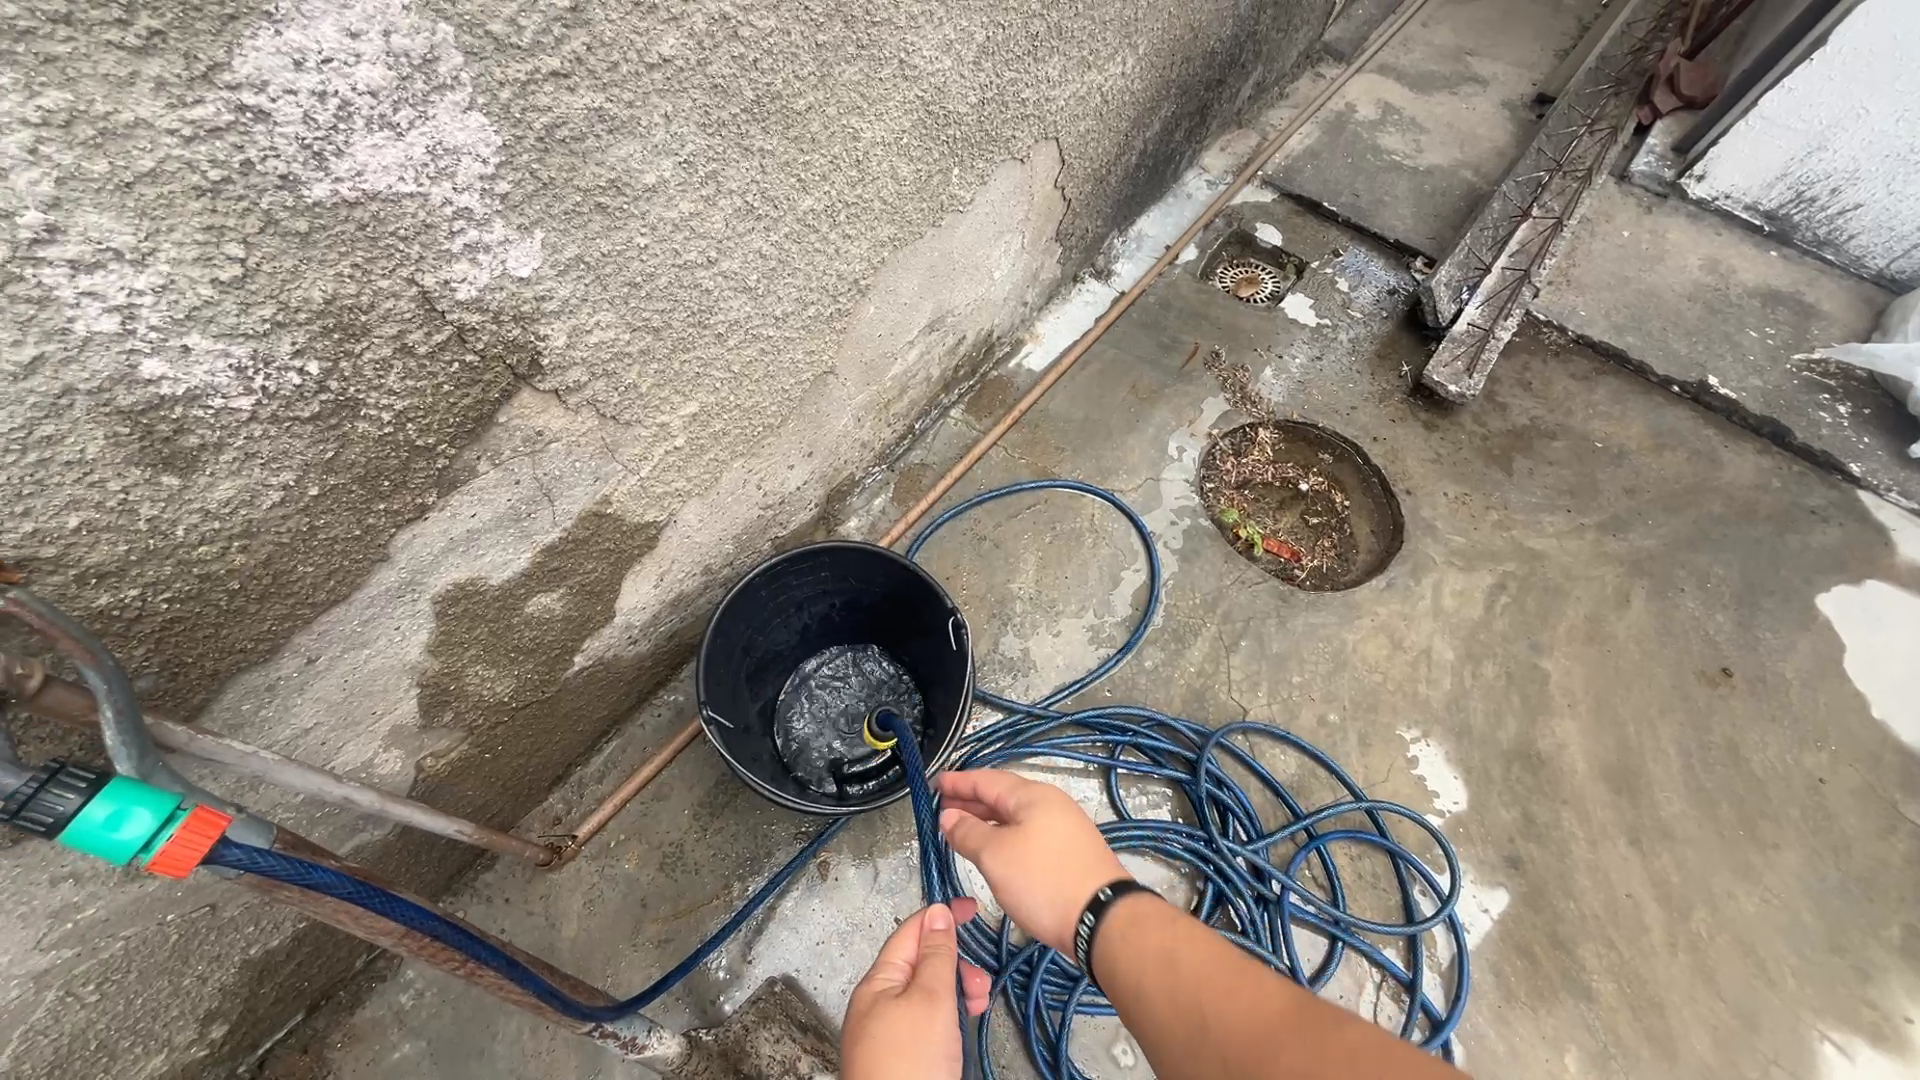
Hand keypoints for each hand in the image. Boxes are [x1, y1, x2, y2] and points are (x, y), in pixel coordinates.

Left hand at [842, 900, 991, 1079]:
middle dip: (955, 962)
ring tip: (978, 1006)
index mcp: (878, 981)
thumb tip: (937, 913)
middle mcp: (879, 1003)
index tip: (973, 909)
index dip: (942, 915)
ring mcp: (889, 1033)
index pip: (912, 931)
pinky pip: (928, 1022)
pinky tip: (964, 1026)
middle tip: (980, 981)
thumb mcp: (931, 1000)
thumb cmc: (910, 1065)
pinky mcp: (903, 1058)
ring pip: (928, 994)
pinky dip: (950, 1016)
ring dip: (957, 990)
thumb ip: (937, 954)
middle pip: (921, 963)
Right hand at [936, 769, 1128, 954]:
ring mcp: (1063, 829)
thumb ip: (968, 833)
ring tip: (961, 832)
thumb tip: (949, 816)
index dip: (958, 782)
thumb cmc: (1043, 881)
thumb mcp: (996, 856)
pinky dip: (1003, 838)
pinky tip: (993, 854)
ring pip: (1015, 818)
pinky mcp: (1069, 854)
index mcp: (1032, 796)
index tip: (935, 784)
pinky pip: (1027, 835)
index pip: (987, 780)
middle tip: (942, 809)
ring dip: (986, 822)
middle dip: (971, 802)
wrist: (1101, 920)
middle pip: (1002, 796)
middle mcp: (1050, 805)